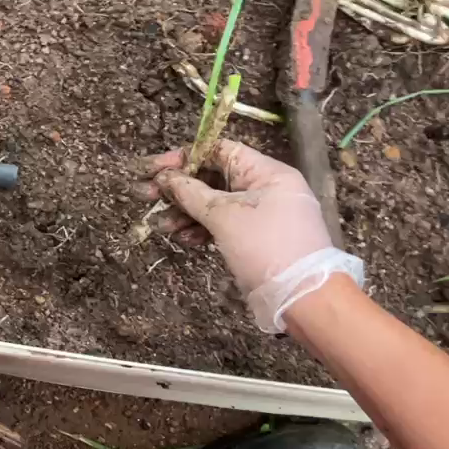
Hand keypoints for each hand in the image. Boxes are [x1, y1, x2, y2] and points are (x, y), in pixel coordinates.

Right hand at [141, 139, 361, 331]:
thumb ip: (190, 192)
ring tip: (162, 227)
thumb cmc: (266, 247)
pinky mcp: (251, 236)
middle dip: (177, 188)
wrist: (303, 297)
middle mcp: (263, 188)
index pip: (219, 151)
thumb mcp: (224, 216)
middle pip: (211, 177)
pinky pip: (218, 223)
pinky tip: (184, 240)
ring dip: (183, 212)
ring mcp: (258, 213)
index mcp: (266, 173)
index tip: (153, 170)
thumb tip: (165, 177)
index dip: (183, 157)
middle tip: (145, 196)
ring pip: (211, 203)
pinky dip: (198, 228)